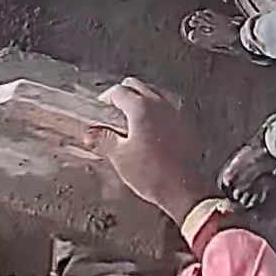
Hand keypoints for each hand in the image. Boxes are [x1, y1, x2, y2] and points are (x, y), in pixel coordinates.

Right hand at [84, 79, 211, 224]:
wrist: (185, 191)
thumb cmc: (153, 174)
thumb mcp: (121, 157)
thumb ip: (104, 139)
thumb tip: (90, 133)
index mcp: (140, 107)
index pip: (118, 91)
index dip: (105, 99)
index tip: (100, 110)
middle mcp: (158, 103)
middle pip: (136, 85)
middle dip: (122, 94)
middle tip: (113, 111)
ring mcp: (174, 111)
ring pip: (153, 92)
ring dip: (140, 99)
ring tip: (132, 119)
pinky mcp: (184, 122)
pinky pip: (166, 105)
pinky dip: (156, 109)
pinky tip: (152, 127)